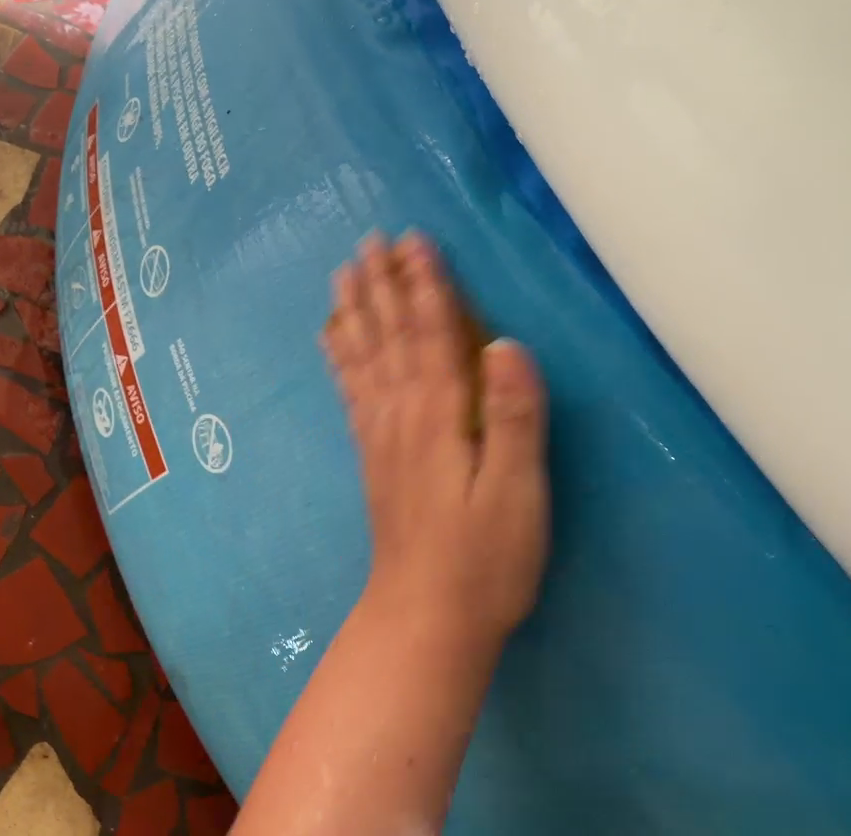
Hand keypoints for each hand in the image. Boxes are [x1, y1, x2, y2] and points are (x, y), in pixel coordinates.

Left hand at [321, 231, 550, 649]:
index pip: (432, 334)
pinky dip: (340, 357)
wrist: (426, 613)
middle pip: (390, 334)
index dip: (425, 285)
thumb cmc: (485, 557)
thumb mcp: (518, 491)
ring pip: (364, 355)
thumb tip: (505, 343)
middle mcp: (401, 412)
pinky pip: (351, 390)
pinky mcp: (371, 454)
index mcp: (440, 414)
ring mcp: (379, 433)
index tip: (414, 240)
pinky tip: (332, 340)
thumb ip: (514, 416)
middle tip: (369, 238)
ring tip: (344, 272)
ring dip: (355, 310)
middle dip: (382, 283)